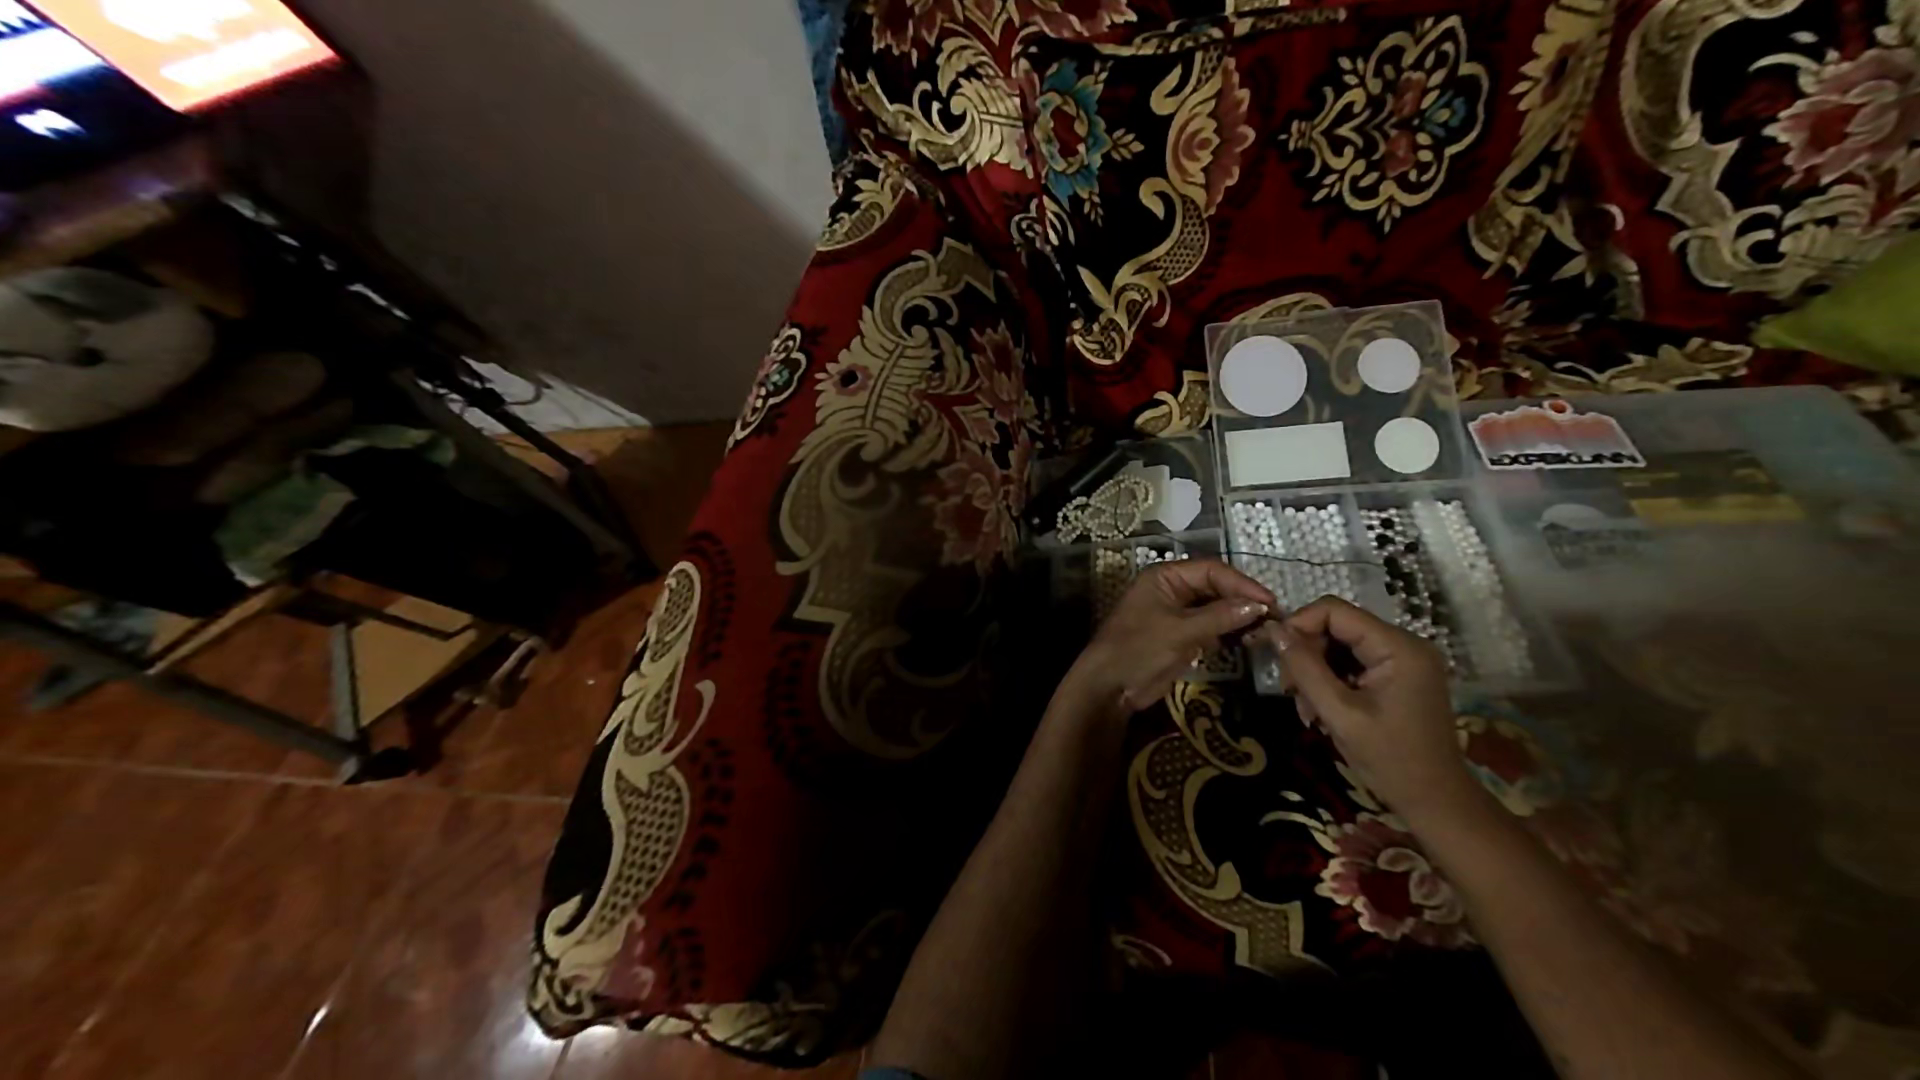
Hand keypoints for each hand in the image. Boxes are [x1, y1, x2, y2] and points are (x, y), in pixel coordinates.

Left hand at [1066, 560, 1273, 715]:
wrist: (1110, 686)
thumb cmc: (1138, 649)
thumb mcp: (1180, 631)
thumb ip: (1220, 616)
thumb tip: (1259, 605)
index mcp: (1165, 576)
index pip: (1211, 570)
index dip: (1242, 584)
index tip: (1269, 602)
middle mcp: (1172, 589)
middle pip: (1216, 587)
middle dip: (1243, 600)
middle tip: (1275, 617)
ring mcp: (1177, 612)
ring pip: (1216, 607)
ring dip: (1239, 616)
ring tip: (1267, 629)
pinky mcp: (1182, 635)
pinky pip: (1211, 626)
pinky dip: (1229, 631)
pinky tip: (1249, 639)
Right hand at [1251, 596, 1479, 822]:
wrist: (1434, 800)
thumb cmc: (1389, 758)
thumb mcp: (1339, 713)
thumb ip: (1305, 668)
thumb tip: (1273, 630)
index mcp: (1398, 647)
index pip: (1334, 611)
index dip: (1298, 625)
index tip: (1276, 655)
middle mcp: (1404, 643)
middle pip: (1335, 626)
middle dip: (1306, 653)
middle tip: (1289, 690)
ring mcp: (1402, 659)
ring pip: (1339, 645)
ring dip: (1314, 671)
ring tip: (1306, 708)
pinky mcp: (1397, 675)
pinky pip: (1352, 662)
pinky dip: (1330, 680)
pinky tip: (1320, 708)